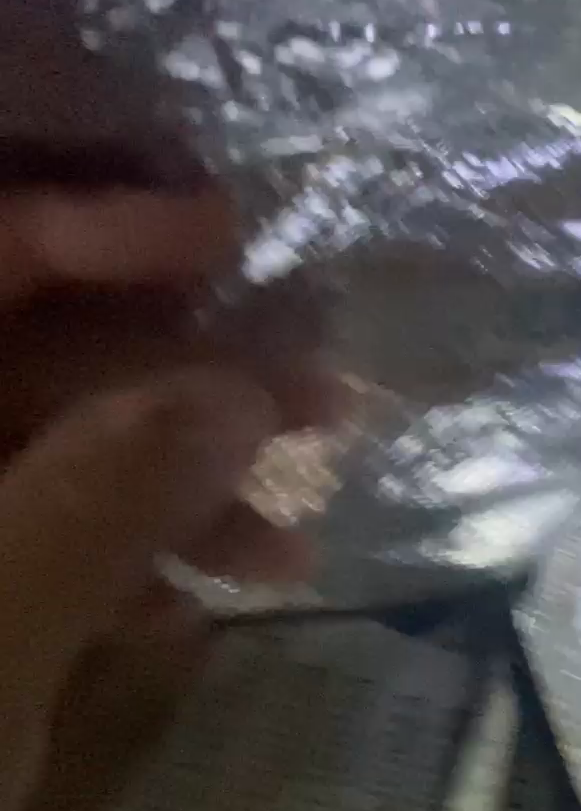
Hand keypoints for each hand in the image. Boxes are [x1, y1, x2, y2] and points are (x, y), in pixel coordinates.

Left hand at [0, 0, 339, 810]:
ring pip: (59, 438)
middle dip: (182, 369)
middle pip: (23, 348)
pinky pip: (60, 513)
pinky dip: (149, 540)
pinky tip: (220, 586)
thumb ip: (95, 507)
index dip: (73, 224)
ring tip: (295, 526)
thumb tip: (238, 392)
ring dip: (194, 472)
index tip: (223, 229)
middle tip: (320, 390)